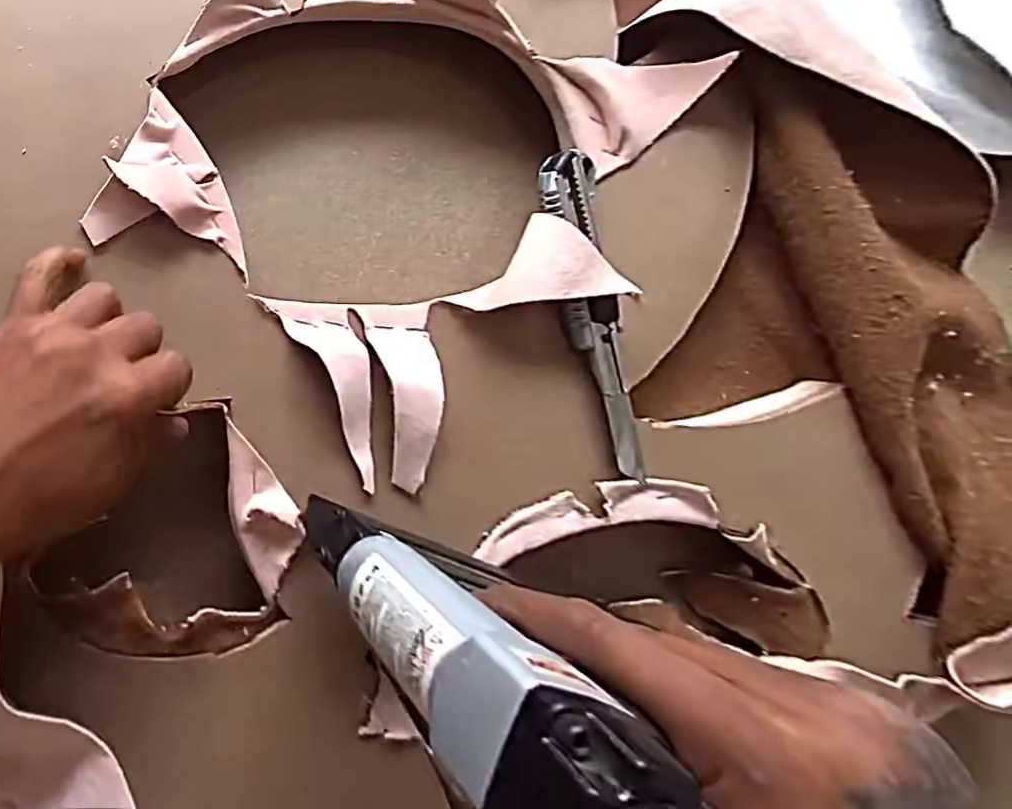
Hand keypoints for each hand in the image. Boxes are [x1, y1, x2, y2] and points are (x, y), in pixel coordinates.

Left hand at [0, 247, 192, 567]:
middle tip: (122, 378)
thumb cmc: (42, 498)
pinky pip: (39, 273)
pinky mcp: (17, 323)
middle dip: (143, 354)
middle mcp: (95, 351)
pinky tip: (73, 263)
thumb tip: (175, 418)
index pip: (176, 365)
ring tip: (94, 344)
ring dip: (108, 321)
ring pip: (105, 296)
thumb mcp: (111, 484)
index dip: (170, 385)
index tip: (156, 399)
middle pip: (145, 326)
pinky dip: (57, 263)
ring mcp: (53, 330)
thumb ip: (148, 442)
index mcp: (124, 395)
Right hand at [481, 585, 976, 808]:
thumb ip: (598, 758)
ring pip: (694, 646)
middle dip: (579, 643)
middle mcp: (827, 718)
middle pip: (647, 635)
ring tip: (594, 685)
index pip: (611, 636)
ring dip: (636, 660)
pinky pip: (746, 670)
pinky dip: (694, 680)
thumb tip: (500, 725)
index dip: (532, 611)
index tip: (487, 605)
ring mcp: (859, 713)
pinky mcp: (876, 718)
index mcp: (777, 756)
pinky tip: (671, 705)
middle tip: (522, 654)